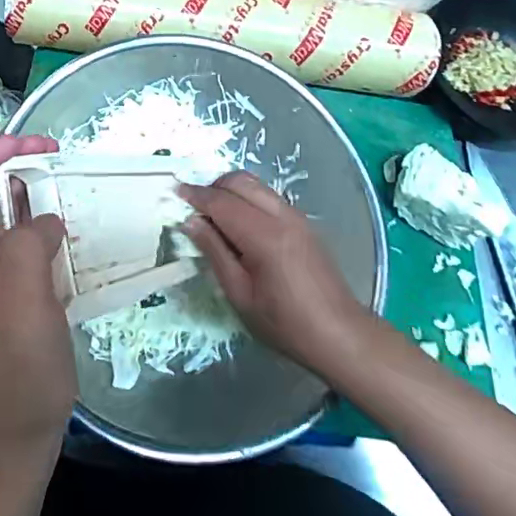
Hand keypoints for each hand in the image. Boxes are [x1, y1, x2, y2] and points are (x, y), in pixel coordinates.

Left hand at [0, 135, 74, 470]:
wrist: (17, 446)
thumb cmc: (14, 380)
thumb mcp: (21, 307)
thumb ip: (26, 246)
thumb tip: (43, 216)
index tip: (25, 143)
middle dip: (8, 170)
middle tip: (54, 155)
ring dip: (27, 197)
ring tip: (65, 182)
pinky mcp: (8, 297)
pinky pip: (19, 247)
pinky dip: (40, 228)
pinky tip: (68, 226)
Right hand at [181, 172, 370, 377]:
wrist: (340, 334)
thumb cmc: (285, 323)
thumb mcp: (239, 294)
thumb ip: (214, 252)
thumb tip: (191, 221)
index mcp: (264, 236)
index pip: (222, 202)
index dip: (195, 195)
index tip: (174, 193)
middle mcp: (282, 216)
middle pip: (240, 181)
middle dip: (212, 186)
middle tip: (193, 205)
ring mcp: (296, 216)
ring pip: (255, 185)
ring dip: (230, 190)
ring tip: (212, 214)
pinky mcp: (303, 223)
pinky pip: (268, 196)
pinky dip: (247, 198)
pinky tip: (238, 223)